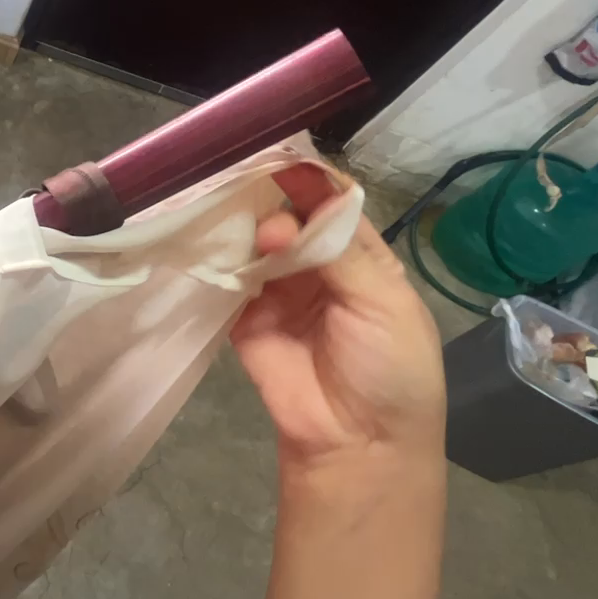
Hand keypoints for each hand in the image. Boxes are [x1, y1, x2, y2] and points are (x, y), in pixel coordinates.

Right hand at [231, 166, 445, 472]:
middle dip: (270, 204)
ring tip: (231, 224)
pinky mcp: (244, 315)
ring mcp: (277, 289)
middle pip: (288, 218)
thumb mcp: (383, 304)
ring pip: (254, 244)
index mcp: (361, 258)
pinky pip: (228, 280)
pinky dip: (217, 261)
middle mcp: (316, 266)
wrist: (355, 440)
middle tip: (247, 198)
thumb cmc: (390, 369)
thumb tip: (286, 214)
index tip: (276, 157)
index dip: (308, 181)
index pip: (332, 205)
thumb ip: (339, 253)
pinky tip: (207, 245)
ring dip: (242, 230)